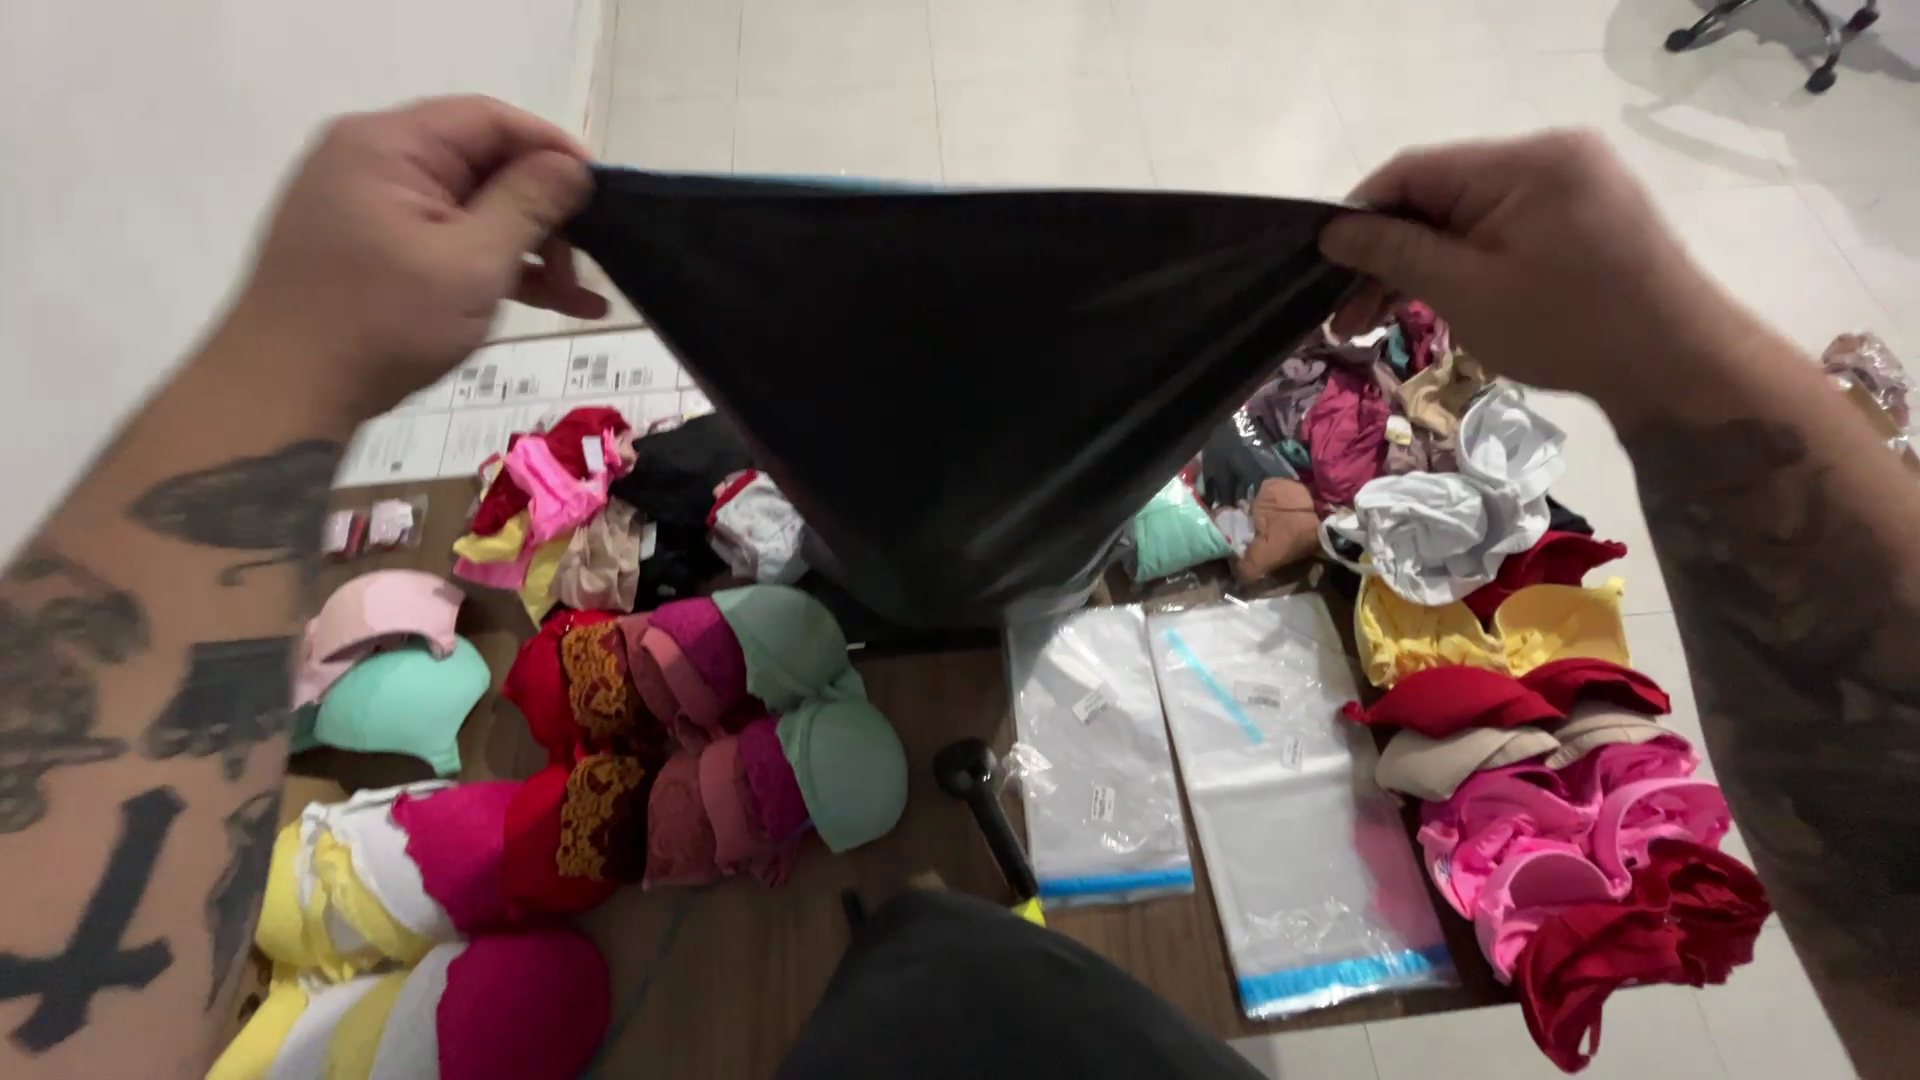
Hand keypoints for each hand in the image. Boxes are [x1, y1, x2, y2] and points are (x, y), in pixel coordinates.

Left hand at [228, 95, 608, 412]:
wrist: (293, 388)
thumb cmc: (385, 320)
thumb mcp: (472, 262)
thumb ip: (527, 206)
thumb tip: (574, 168)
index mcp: (391, 146)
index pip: (489, 121)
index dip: (553, 149)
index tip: (607, 192)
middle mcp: (381, 163)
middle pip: (488, 167)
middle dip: (549, 214)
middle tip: (594, 262)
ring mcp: (382, 209)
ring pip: (482, 212)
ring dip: (538, 251)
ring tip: (583, 299)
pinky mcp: (387, 250)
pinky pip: (461, 244)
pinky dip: (508, 269)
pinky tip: (561, 304)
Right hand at [1319, 130, 1762, 406]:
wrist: (1669, 361)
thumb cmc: (1563, 325)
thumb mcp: (1462, 289)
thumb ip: (1393, 252)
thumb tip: (1332, 231)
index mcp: (1523, 163)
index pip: (1412, 171)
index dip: (1357, 215)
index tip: (1321, 265)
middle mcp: (1544, 158)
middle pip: (1431, 198)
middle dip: (1379, 255)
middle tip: (1340, 315)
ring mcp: (1559, 187)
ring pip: (1454, 220)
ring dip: (1407, 268)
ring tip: (1365, 323)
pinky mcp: (1564, 217)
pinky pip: (1485, 233)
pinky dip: (1446, 268)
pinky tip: (1416, 303)